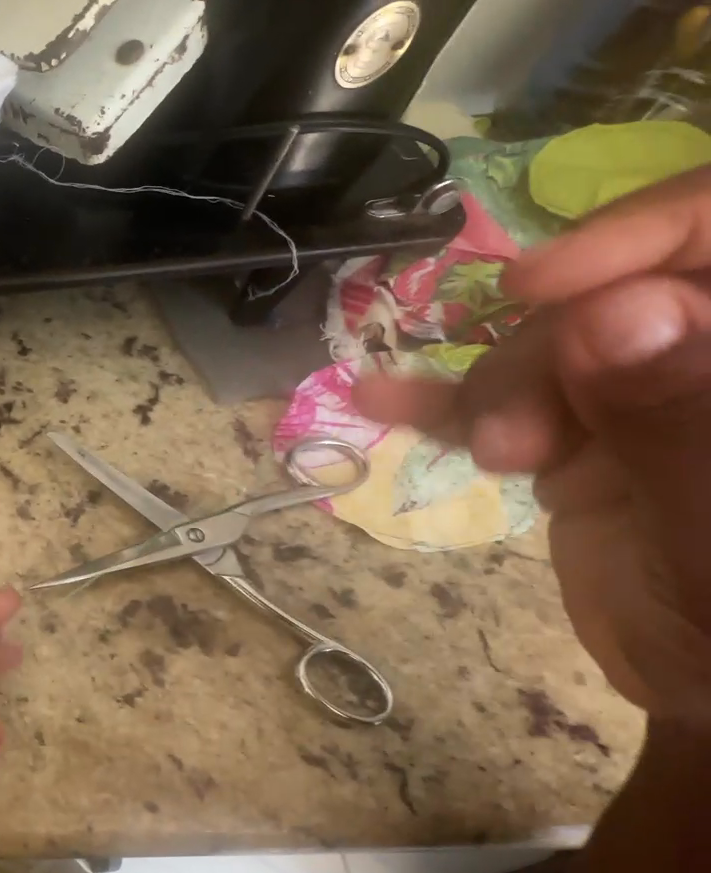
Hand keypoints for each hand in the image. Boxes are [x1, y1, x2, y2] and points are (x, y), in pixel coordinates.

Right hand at [353, 166, 710, 715]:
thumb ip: (678, 416)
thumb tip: (611, 312)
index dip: (652, 230)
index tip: (544, 287)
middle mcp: (710, 350)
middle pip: (617, 291)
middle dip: (549, 349)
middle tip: (513, 440)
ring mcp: (645, 390)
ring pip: (548, 344)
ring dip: (494, 390)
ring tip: (491, 457)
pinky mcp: (576, 433)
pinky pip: (500, 400)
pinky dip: (440, 401)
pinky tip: (379, 395)